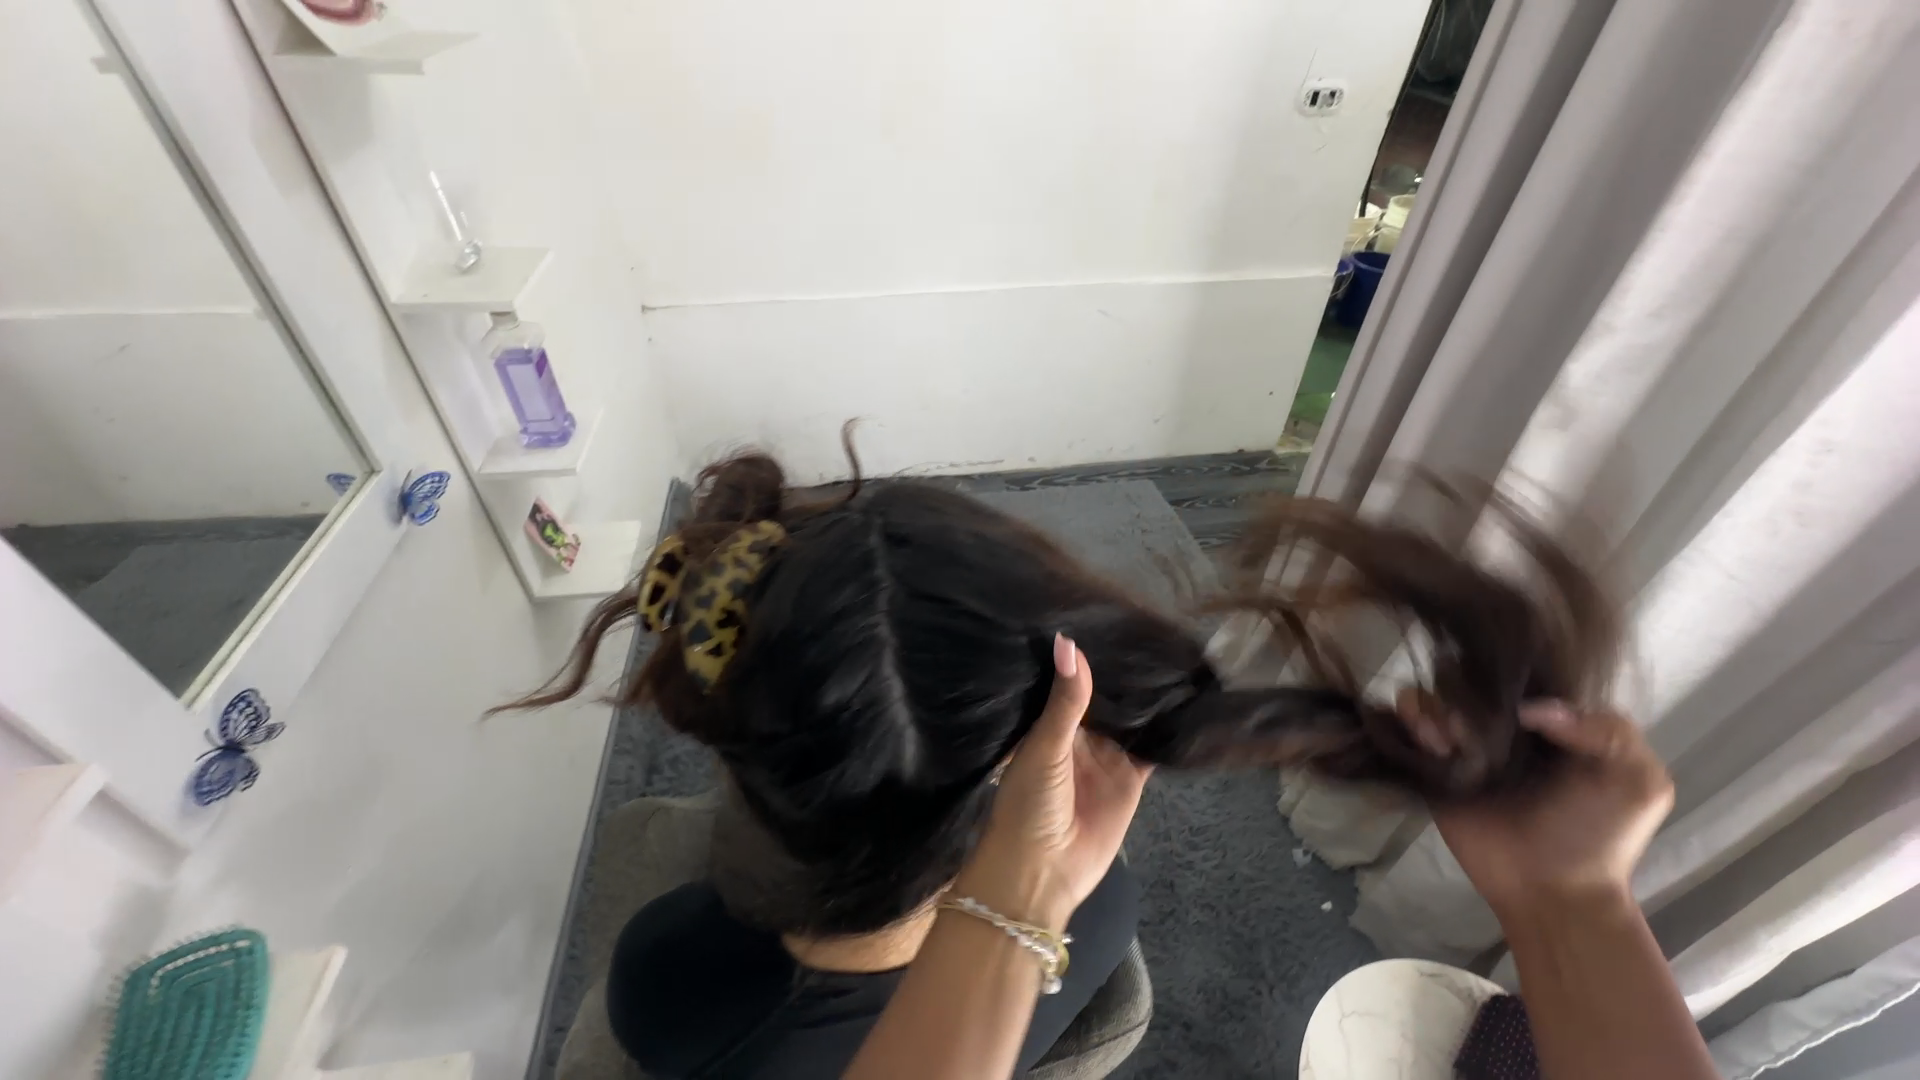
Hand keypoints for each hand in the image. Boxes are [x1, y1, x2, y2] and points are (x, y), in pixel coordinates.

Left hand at [955, 634, 1153, 929]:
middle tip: (1153, 627)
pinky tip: (1188, 702)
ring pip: (1131, 718)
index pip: (1072, 680)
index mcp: (1050, 722)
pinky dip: (1166, 732)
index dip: (1089, 654)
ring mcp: (1107, 755)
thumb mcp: (1044, 746)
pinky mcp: (1131, 778)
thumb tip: (1069, 642)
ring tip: (1175, 654)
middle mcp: (1080, 734)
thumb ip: (1065, 700)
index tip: (1111, 616)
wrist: (1043, 871)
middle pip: (1106, 696)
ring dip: (1147, 697)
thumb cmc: (1029, 803)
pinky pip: (1151, 749)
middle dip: (1123, 672)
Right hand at [1398, 692, 1673, 918]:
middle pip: (1465, 679)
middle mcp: (1500, 726)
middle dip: (1461, 689)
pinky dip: (1407, 722)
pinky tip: (1431, 745)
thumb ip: (1608, 731)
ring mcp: (1461, 744)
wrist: (1553, 891)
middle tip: (1473, 725)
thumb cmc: (1599, 835)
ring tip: (1446, 740)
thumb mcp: (1639, 782)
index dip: (1506, 673)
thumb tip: (1529, 708)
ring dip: (1431, 707)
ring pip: (1428, 696)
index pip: (1516, 674)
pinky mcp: (1428, 765)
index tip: (1510, 700)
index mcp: (1548, 721)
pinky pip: (1402, 726)